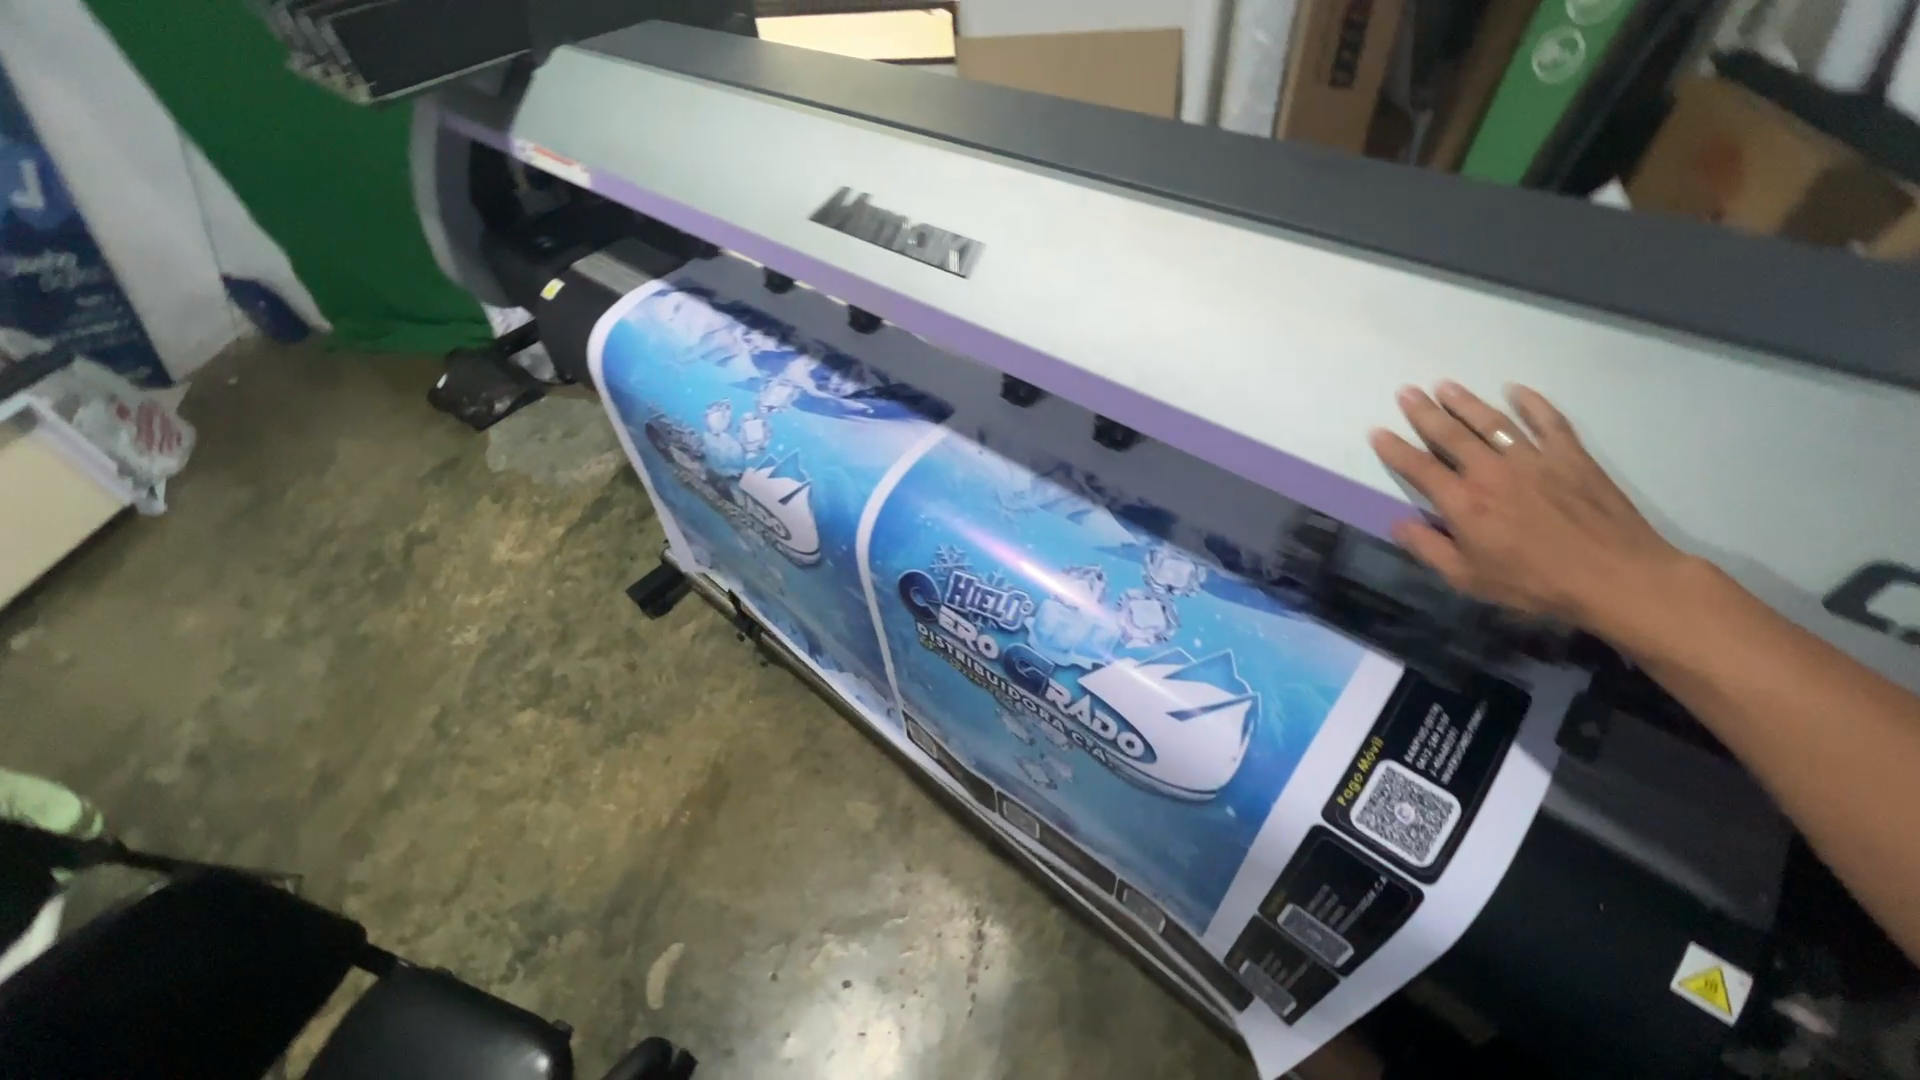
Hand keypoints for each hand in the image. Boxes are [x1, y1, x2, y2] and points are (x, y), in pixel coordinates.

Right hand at [1369, 382, 1692, 632]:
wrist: (1614, 576)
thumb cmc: (1534, 583)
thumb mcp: (1467, 578)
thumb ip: (1428, 548)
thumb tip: (1397, 523)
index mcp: (1463, 502)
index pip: (1418, 468)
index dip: (1395, 449)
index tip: (1378, 431)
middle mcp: (1491, 471)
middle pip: (1451, 434)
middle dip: (1424, 413)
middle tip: (1406, 392)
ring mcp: (1533, 459)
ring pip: (1492, 421)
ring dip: (1465, 401)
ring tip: (1445, 386)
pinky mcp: (1570, 456)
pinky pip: (1548, 421)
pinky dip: (1531, 402)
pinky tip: (1516, 389)